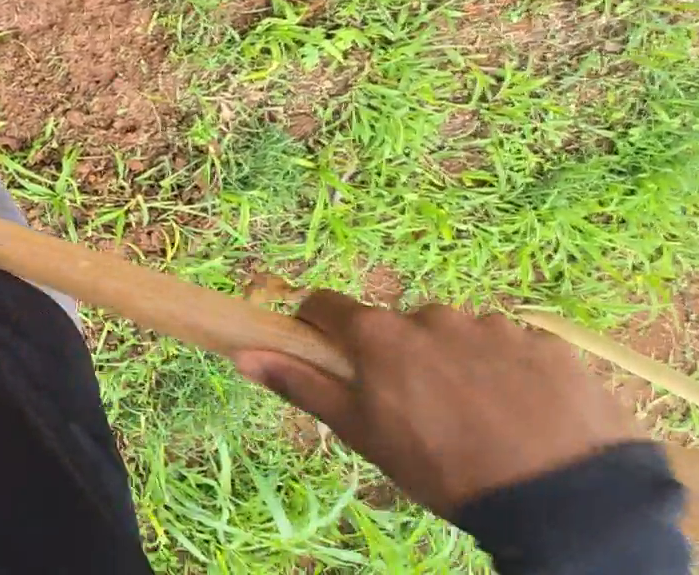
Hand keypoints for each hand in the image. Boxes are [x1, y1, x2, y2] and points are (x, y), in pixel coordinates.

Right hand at [234, 290, 639, 514]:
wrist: (570, 506)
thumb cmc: (443, 467)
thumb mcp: (363, 433)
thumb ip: (302, 385)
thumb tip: (241, 353)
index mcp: (377, 332)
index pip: (326, 306)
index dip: (323, 329)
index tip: (335, 359)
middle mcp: (428, 315)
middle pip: (397, 325)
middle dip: (400, 354)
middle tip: (420, 405)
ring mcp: (493, 328)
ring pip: (457, 335)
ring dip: (456, 361)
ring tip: (481, 415)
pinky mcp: (550, 348)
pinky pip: (515, 349)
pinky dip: (511, 372)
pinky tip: (525, 414)